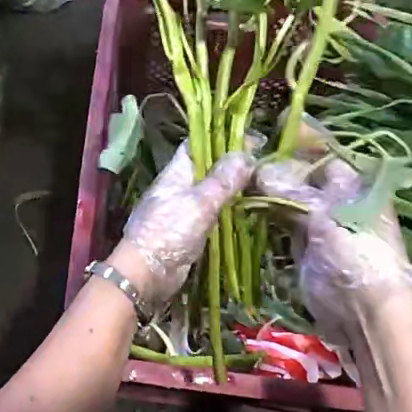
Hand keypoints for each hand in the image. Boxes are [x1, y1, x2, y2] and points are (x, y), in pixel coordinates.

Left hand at [111, 140, 256, 306]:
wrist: (147, 272)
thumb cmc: (169, 232)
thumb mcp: (200, 202)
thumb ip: (222, 180)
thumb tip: (246, 155)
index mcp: (176, 172)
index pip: (198, 144)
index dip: (223, 138)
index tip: (253, 140)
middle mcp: (178, 186)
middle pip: (207, 167)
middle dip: (232, 164)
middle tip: (264, 165)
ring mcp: (182, 208)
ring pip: (211, 190)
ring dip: (232, 188)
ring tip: (261, 184)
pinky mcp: (188, 229)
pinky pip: (211, 212)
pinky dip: (226, 208)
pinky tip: (245, 210)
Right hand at [253, 128, 411, 353]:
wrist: (365, 311)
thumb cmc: (356, 250)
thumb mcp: (324, 213)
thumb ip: (289, 188)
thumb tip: (258, 168)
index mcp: (354, 181)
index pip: (322, 149)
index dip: (297, 137)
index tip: (268, 126)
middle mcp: (337, 196)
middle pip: (301, 172)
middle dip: (274, 164)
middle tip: (241, 152)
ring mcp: (319, 221)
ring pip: (287, 196)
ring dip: (265, 188)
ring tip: (236, 174)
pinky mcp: (302, 245)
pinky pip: (280, 220)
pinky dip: (263, 212)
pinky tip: (242, 201)